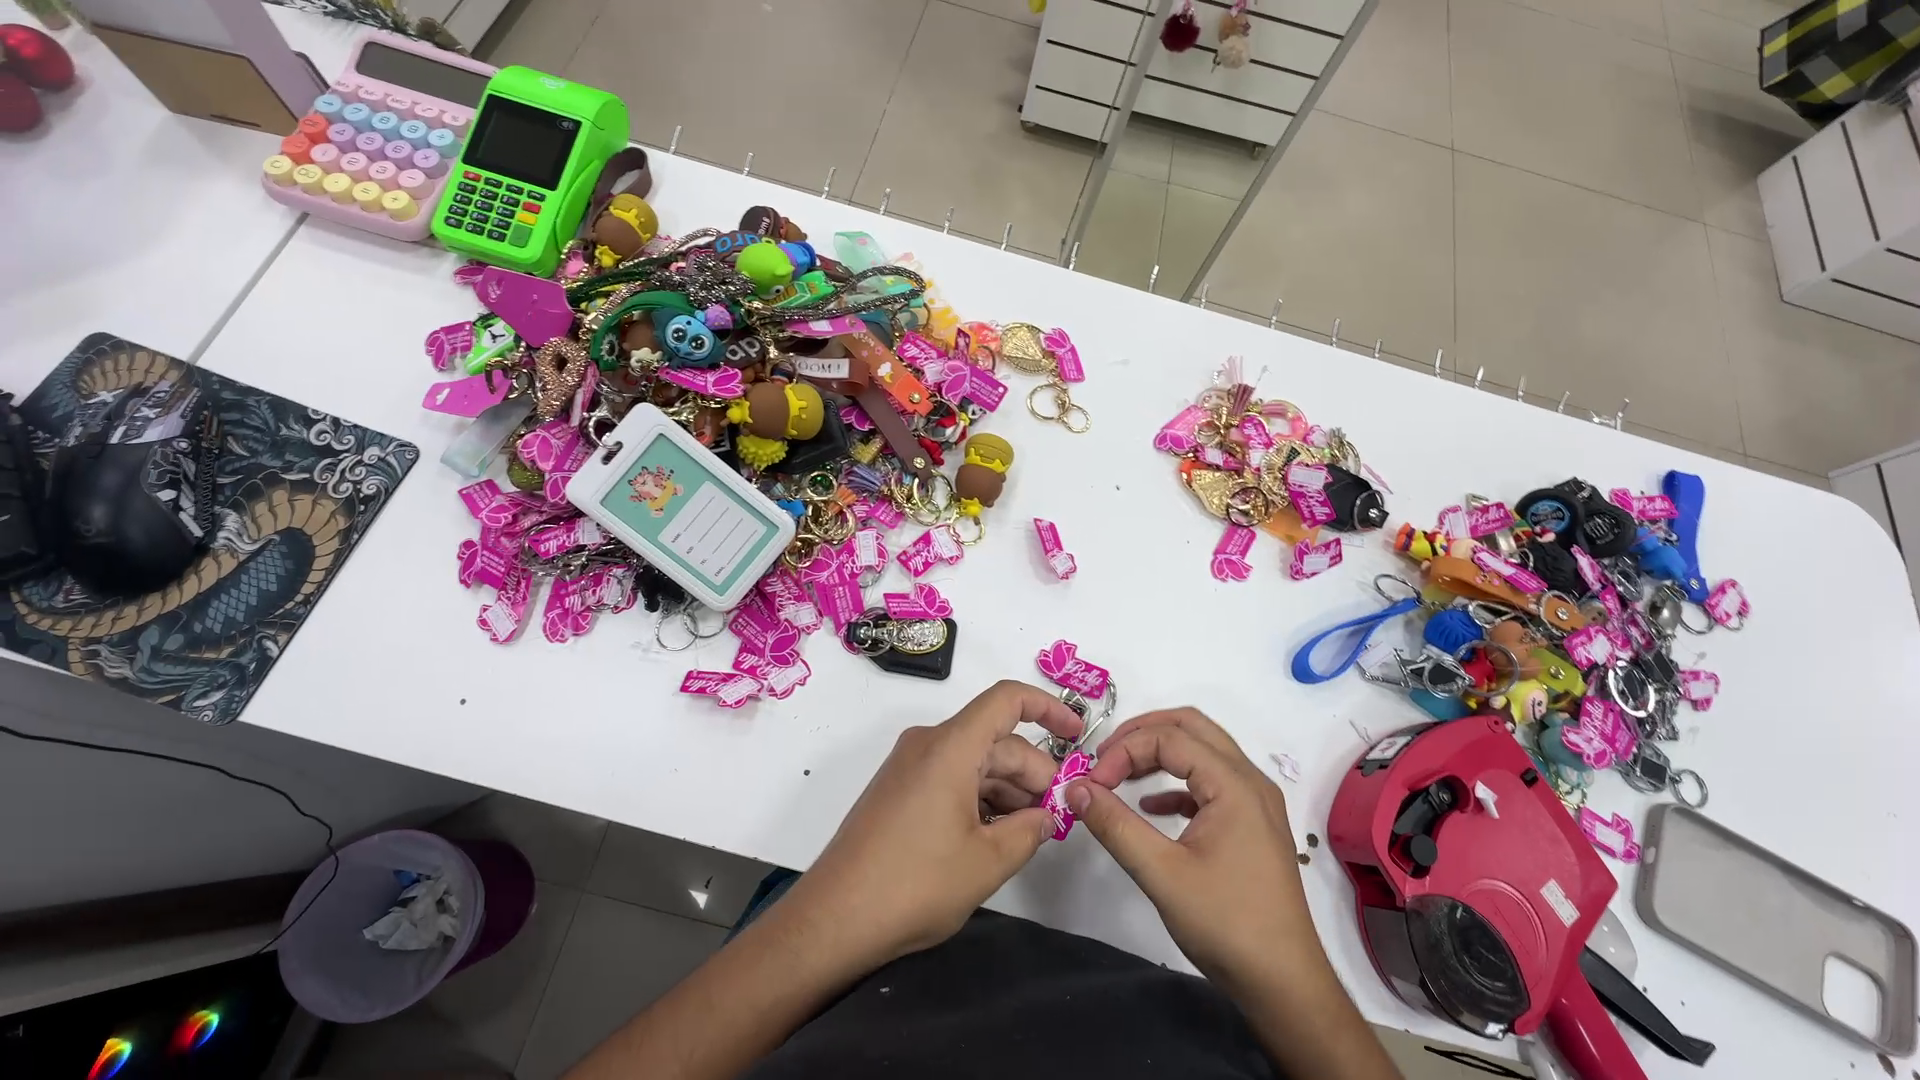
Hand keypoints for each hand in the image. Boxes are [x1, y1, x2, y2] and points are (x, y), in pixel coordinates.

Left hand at [780, 680, 1081, 970]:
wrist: (835, 919)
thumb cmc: (915, 885)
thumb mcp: (988, 861)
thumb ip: (1030, 831)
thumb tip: (1047, 815)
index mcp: (949, 747)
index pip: (1007, 701)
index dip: (1048, 709)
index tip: (1078, 736)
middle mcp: (927, 745)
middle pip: (996, 741)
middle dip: (1034, 774)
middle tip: (1059, 818)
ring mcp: (909, 769)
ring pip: (975, 763)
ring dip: (1008, 791)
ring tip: (1030, 835)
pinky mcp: (899, 792)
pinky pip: (952, 780)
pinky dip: (980, 800)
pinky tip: (996, 837)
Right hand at [1066, 708, 1321, 995]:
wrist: (1283, 981)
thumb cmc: (1225, 923)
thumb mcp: (1161, 873)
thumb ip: (1115, 825)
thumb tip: (1075, 788)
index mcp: (1235, 785)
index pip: (1170, 738)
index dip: (1124, 751)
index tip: (1091, 783)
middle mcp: (1250, 782)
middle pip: (1192, 728)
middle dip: (1142, 734)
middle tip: (1104, 758)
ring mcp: (1255, 803)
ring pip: (1203, 752)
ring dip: (1160, 754)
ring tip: (1118, 776)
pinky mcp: (1251, 826)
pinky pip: (1210, 782)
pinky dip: (1176, 783)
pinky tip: (1150, 808)